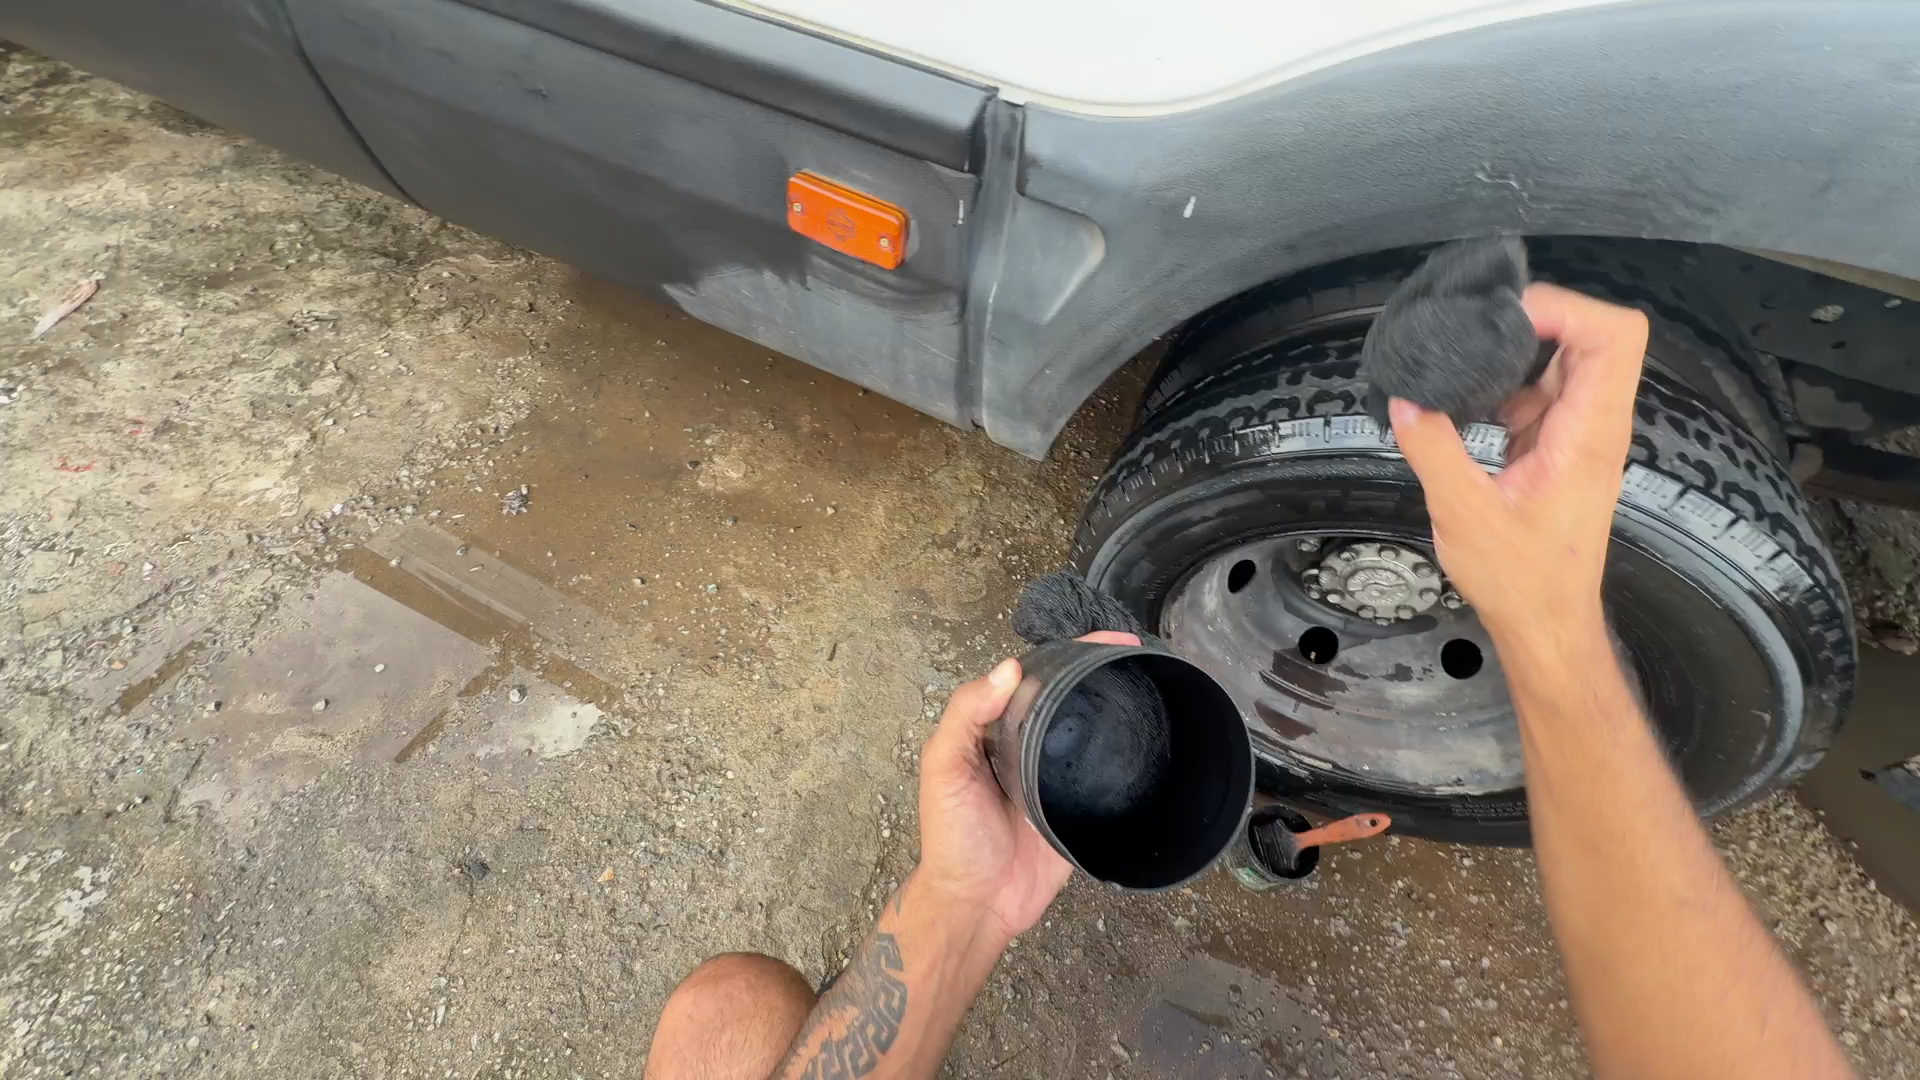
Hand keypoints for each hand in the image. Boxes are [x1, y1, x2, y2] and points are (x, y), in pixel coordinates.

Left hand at [914, 631, 1140, 945]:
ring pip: (1090, 730)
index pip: (1035, 676)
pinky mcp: (1081, 806)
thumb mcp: (943, 765)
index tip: (1107, 638)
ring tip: (1154, 685)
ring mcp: (1057, 774)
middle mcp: (1029, 743)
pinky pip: (1107, 775)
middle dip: (1099, 672)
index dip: (1067, 652)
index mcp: (997, 727)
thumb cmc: (953, 834)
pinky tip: (1153, 739)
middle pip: (1068, 696)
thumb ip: (966, 714)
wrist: (978, 903)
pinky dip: (1127, 755)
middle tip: (1140, 656)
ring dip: (1117, 707)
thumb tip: (1009, 667)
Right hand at [1387, 283, 1647, 641]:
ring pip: (1565, 370)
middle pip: (1592, 343)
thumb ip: (1432, 449)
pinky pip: (1541, 401)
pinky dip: (1504, 392)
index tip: (1500, 316)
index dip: (1564, 309)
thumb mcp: (1461, 510)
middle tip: (1471, 329)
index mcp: (1586, 434)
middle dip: (1534, 325)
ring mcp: (1580, 440)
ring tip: (1457, 366)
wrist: (1544, 618)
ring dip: (1515, 360)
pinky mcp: (1559, 455)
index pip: (1611, 337)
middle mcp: (1595, 428)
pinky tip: (1463, 409)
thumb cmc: (1515, 573)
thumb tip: (1404, 402)